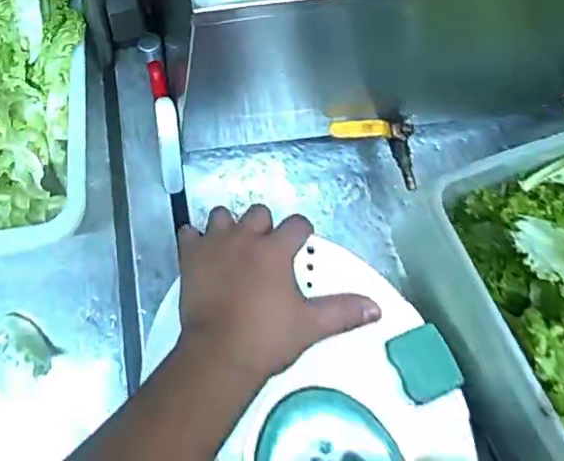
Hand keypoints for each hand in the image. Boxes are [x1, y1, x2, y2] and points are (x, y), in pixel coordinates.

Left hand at [175, 205, 378, 383]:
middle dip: (264, 225)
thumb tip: (373, 307)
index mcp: (274, 250)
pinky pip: (189, 232)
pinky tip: (202, 252)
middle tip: (266, 248)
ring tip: (233, 246)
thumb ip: (342, 311)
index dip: (301, 230)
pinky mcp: (190, 253)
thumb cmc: (266, 337)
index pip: (295, 224)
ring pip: (221, 215)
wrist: (219, 350)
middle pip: (257, 212)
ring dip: (228, 226)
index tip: (301, 238)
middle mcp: (244, 237)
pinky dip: (195, 239)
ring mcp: (214, 242)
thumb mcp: (310, 325)